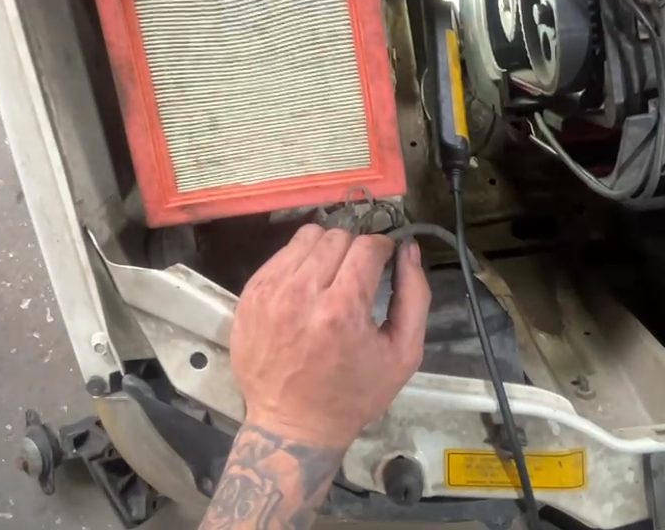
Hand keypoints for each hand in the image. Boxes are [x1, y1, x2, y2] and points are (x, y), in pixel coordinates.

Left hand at [230, 226, 430, 449]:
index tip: (383, 263)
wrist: (292, 427)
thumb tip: (408, 248)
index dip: (382, 249)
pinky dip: (299, 262)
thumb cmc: (353, 394)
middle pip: (337, 237)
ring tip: (331, 277)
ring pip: (307, 237)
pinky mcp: (250, 294)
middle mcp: (302, 294)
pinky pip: (281, 253)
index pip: (367, 246)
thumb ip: (414, 295)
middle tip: (357, 276)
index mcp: (342, 309)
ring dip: (326, 250)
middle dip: (354, 250)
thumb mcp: (402, 354)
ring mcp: (271, 292)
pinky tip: (306, 288)